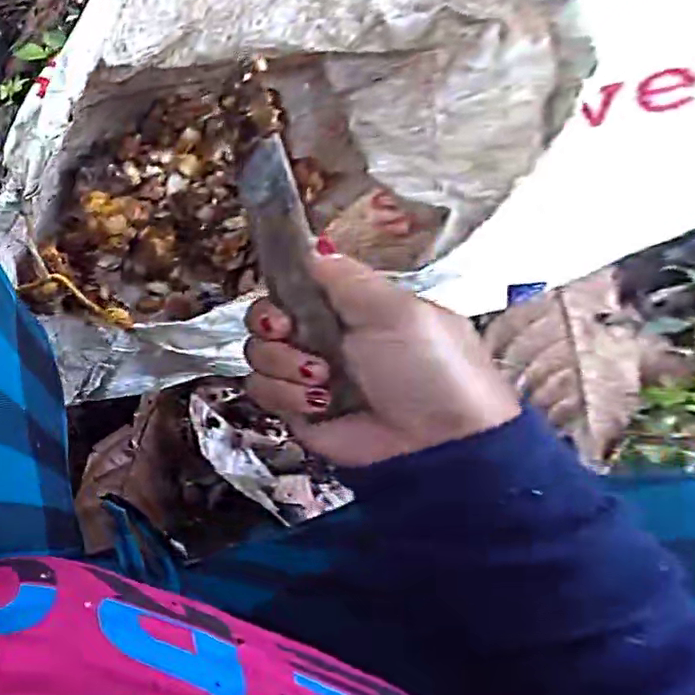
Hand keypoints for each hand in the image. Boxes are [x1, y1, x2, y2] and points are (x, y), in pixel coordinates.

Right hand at [244, 249, 520, 466]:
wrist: (437, 446)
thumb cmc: (429, 370)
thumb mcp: (397, 310)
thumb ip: (346, 277)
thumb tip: (311, 248)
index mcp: (347, 310)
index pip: (291, 288)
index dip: (279, 292)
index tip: (285, 303)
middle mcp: (320, 338)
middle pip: (262, 318)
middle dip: (270, 325)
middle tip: (291, 334)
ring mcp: (303, 374)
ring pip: (256, 353)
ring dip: (284, 365)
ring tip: (323, 380)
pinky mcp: (292, 408)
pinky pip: (260, 389)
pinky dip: (285, 395)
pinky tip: (319, 403)